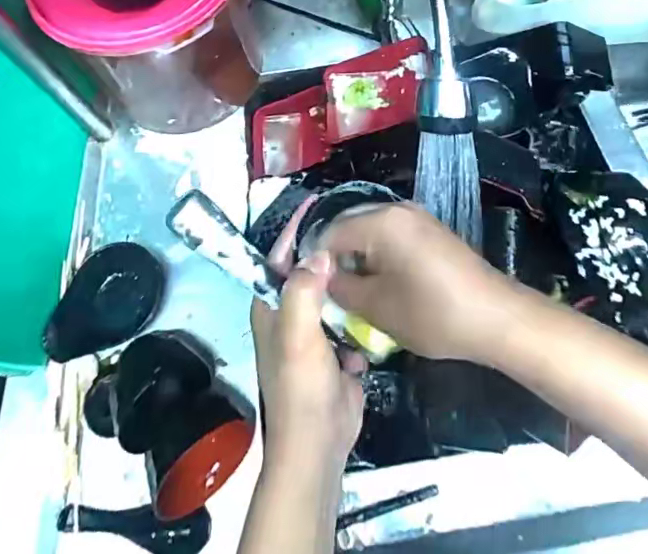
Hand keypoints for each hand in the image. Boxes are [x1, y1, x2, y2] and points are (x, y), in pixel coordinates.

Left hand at [249, 204, 365, 471]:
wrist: (320, 444)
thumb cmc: (300, 386)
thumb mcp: (297, 334)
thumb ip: (303, 291)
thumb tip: (319, 254)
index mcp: (270, 304)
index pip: (279, 255)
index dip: (295, 229)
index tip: (317, 203)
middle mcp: (289, 313)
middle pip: (308, 272)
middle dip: (328, 255)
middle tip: (356, 230)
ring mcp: (314, 333)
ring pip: (332, 296)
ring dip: (347, 285)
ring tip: (372, 259)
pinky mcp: (337, 352)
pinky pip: (350, 322)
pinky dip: (360, 318)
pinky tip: (377, 307)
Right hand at [317, 203, 530, 363]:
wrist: (497, 319)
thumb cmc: (433, 313)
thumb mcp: (376, 307)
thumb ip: (340, 288)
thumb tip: (323, 277)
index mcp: (379, 221)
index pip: (330, 233)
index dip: (317, 262)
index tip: (315, 290)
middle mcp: (396, 209)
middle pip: (350, 228)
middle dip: (339, 259)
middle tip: (335, 292)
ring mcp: (417, 218)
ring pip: (371, 233)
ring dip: (361, 259)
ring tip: (359, 291)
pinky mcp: (431, 231)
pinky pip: (392, 237)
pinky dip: (381, 257)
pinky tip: (385, 284)